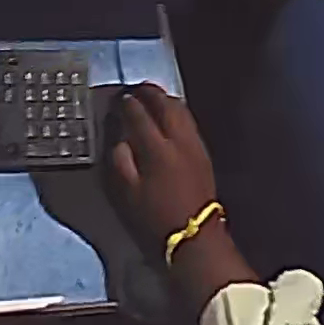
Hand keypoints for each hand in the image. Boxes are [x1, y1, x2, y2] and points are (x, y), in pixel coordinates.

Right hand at [110, 83, 217, 237]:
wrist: (196, 236)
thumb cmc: (156, 215)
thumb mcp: (128, 191)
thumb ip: (121, 160)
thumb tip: (120, 139)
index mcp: (156, 150)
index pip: (139, 115)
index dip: (127, 104)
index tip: (120, 99)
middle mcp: (177, 140)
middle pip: (164, 105)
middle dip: (149, 93)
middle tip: (137, 88)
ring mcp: (194, 144)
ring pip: (181, 110)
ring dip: (165, 99)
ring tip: (153, 97)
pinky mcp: (203, 151)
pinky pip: (189, 120)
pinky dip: (177, 111)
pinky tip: (170, 114)